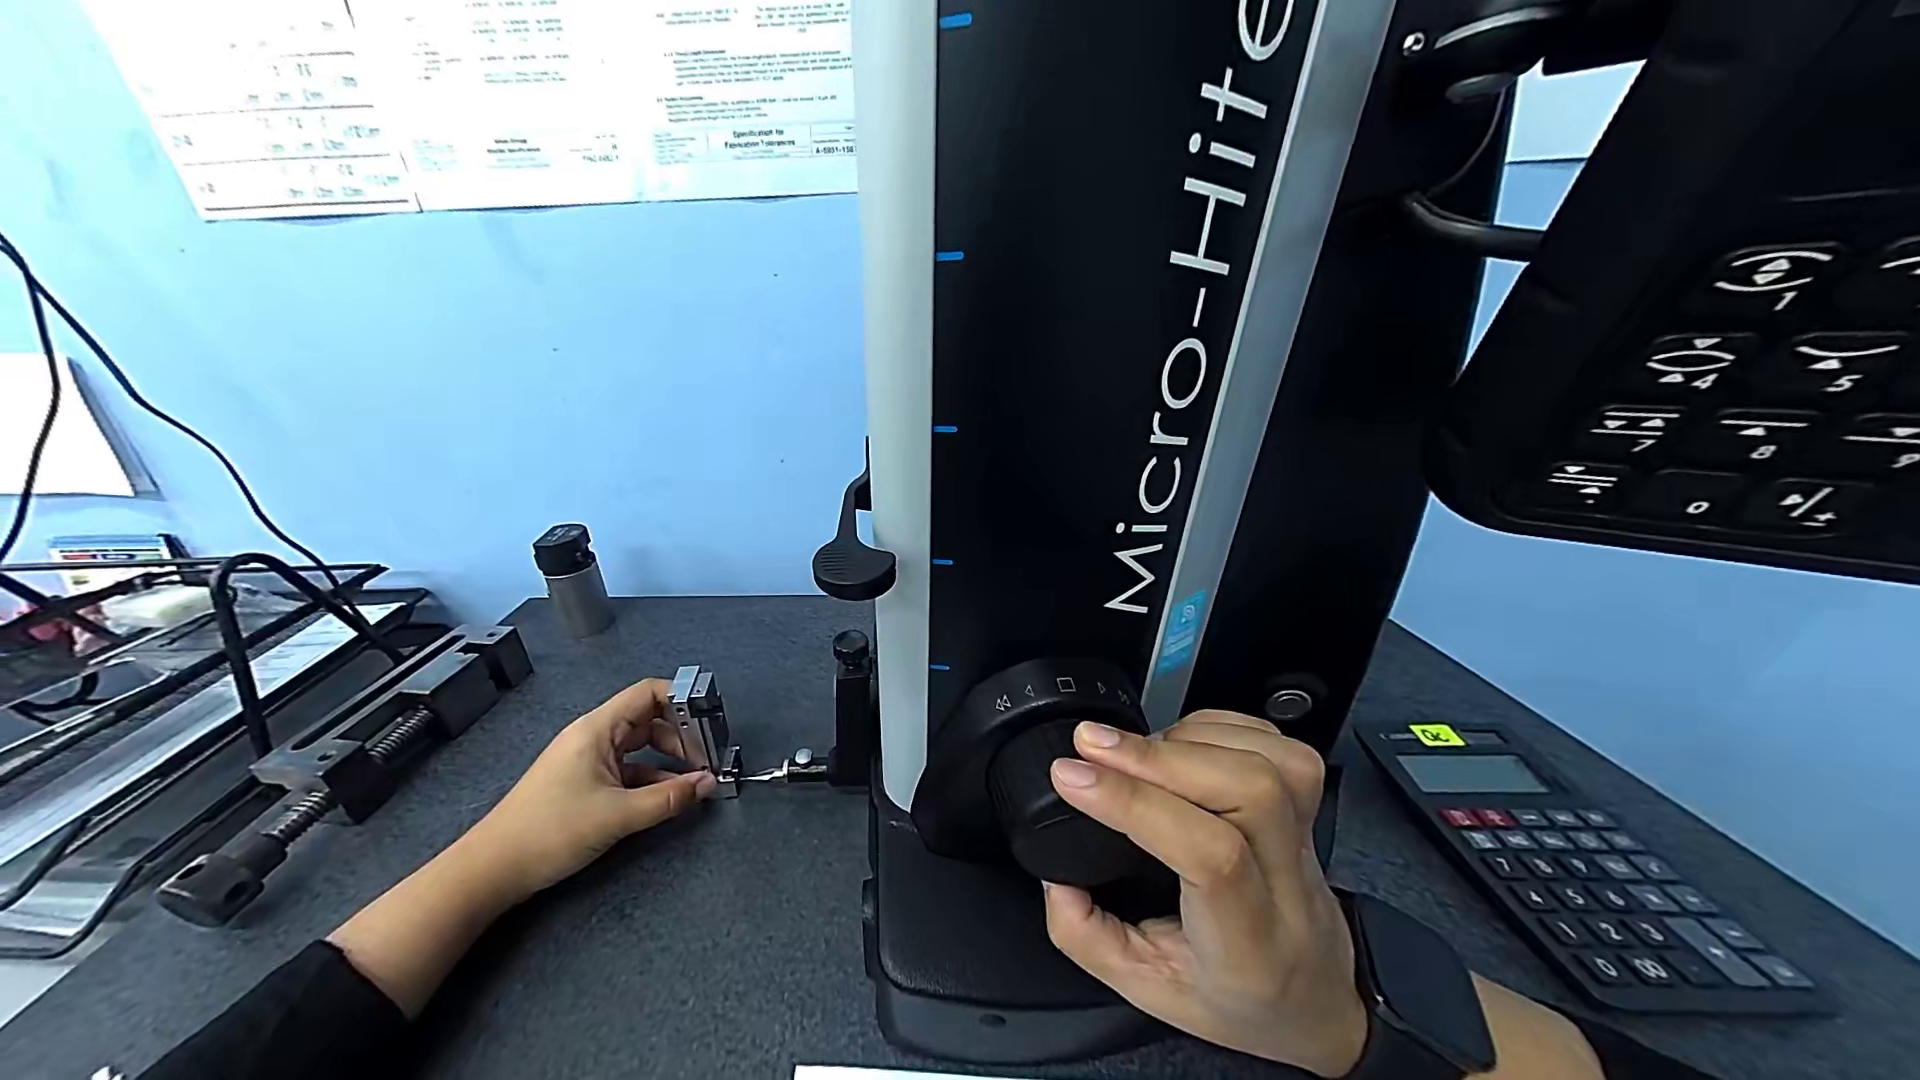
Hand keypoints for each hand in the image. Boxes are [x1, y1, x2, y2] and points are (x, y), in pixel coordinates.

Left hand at [459, 677, 717, 901]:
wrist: (489, 872)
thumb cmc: (552, 831)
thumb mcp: (618, 815)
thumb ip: (670, 797)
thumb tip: (709, 783)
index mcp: (598, 728)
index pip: (649, 692)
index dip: (683, 699)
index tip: (709, 720)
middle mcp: (594, 735)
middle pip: (649, 717)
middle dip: (682, 733)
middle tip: (706, 756)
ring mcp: (588, 758)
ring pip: (641, 744)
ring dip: (669, 757)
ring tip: (694, 777)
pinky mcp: (586, 781)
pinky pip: (629, 767)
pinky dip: (652, 776)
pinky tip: (669, 794)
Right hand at [1042, 711, 1368, 1077]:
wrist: (1314, 999)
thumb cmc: (1237, 999)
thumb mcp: (1147, 990)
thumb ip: (1087, 937)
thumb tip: (1054, 876)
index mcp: (1249, 942)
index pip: (1210, 855)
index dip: (1133, 803)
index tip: (1072, 776)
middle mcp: (1287, 883)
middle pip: (1247, 788)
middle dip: (1155, 755)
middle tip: (1090, 742)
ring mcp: (1305, 836)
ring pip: (1265, 758)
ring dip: (1182, 739)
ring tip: (1132, 750)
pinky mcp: (1305, 802)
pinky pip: (1270, 741)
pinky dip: (1212, 727)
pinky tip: (1177, 742)